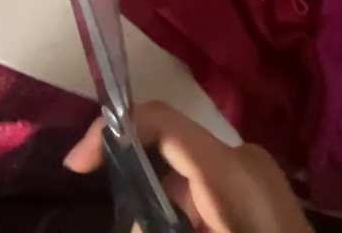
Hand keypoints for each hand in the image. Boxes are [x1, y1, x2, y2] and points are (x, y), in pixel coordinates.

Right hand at [65, 101, 307, 232]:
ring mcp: (257, 177)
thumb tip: (135, 219)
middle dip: (137, 189)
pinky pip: (207, 193)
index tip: (77, 165)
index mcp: (234, 168)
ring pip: (185, 178)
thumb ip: (161, 218)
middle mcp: (245, 159)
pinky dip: (185, 212)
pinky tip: (182, 226)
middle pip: (167, 153)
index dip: (111, 132)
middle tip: (130, 224)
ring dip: (161, 207)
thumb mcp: (207, 232)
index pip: (161, 120)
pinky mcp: (263, 197)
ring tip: (151, 223)